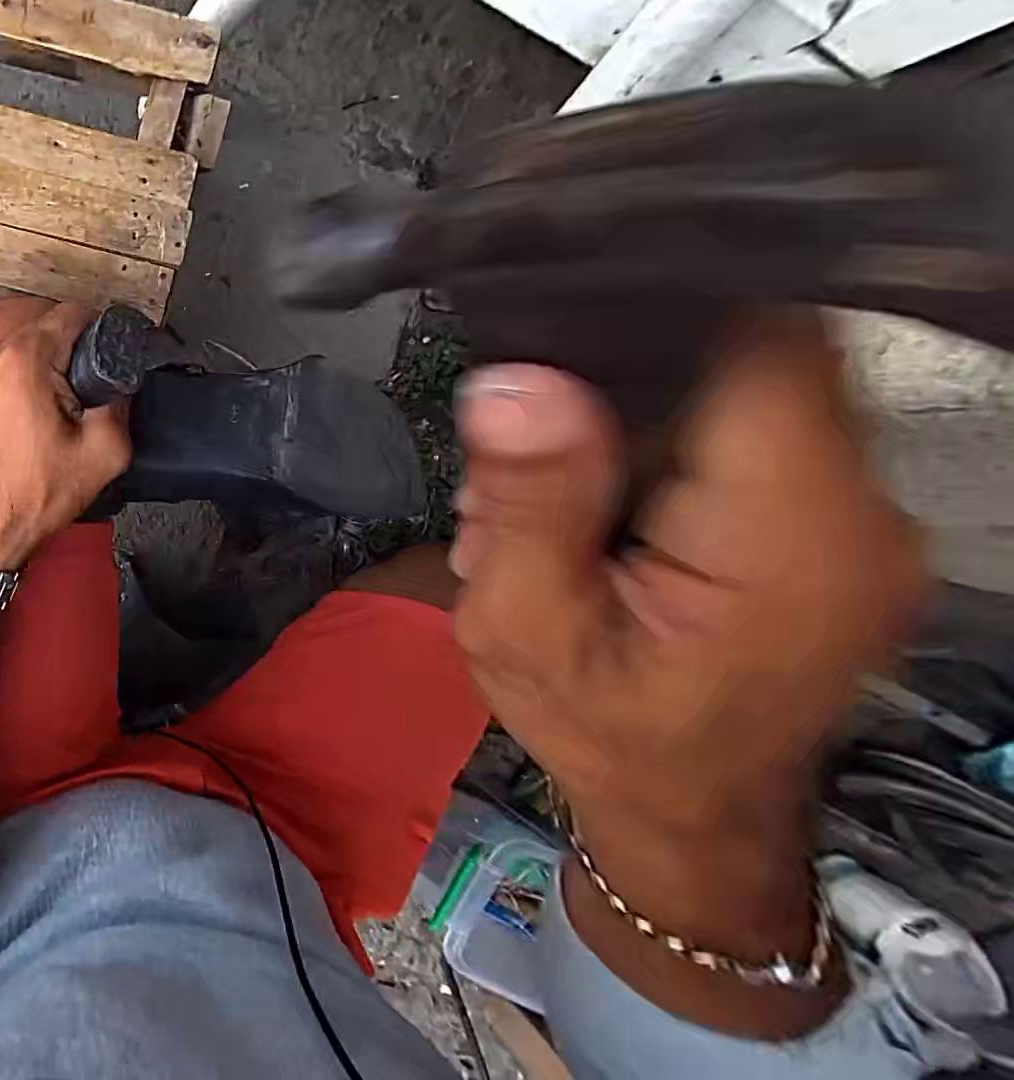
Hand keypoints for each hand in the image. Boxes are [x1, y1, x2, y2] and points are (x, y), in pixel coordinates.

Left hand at [0, 302, 131, 569]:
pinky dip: (26, 375)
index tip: (107, 357)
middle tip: (88, 390)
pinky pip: (5, 362)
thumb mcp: (104, 451)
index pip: (73, 314)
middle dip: (74, 350)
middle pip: (47, 325)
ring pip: (25, 342)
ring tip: (63, 402)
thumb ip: (122, 402)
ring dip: (49, 362)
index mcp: (23, 361)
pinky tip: (39, 408)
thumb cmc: (34, 496)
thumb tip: (120, 380)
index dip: (100, 331)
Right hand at [450, 310, 922, 1035]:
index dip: (644, 326)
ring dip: (609, 446)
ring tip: (540, 530)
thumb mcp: (523, 624)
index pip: (753, 348)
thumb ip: (527, 503)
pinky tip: (584, 533)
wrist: (680, 812)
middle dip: (596, 411)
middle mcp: (854, 509)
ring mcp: (849, 519)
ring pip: (721, 409)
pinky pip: (728, 451)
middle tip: (508, 498)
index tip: (542, 356)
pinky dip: (642, 470)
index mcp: (785, 533)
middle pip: (732, 374)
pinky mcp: (818, 529)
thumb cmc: (596, 727)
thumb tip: (511, 384)